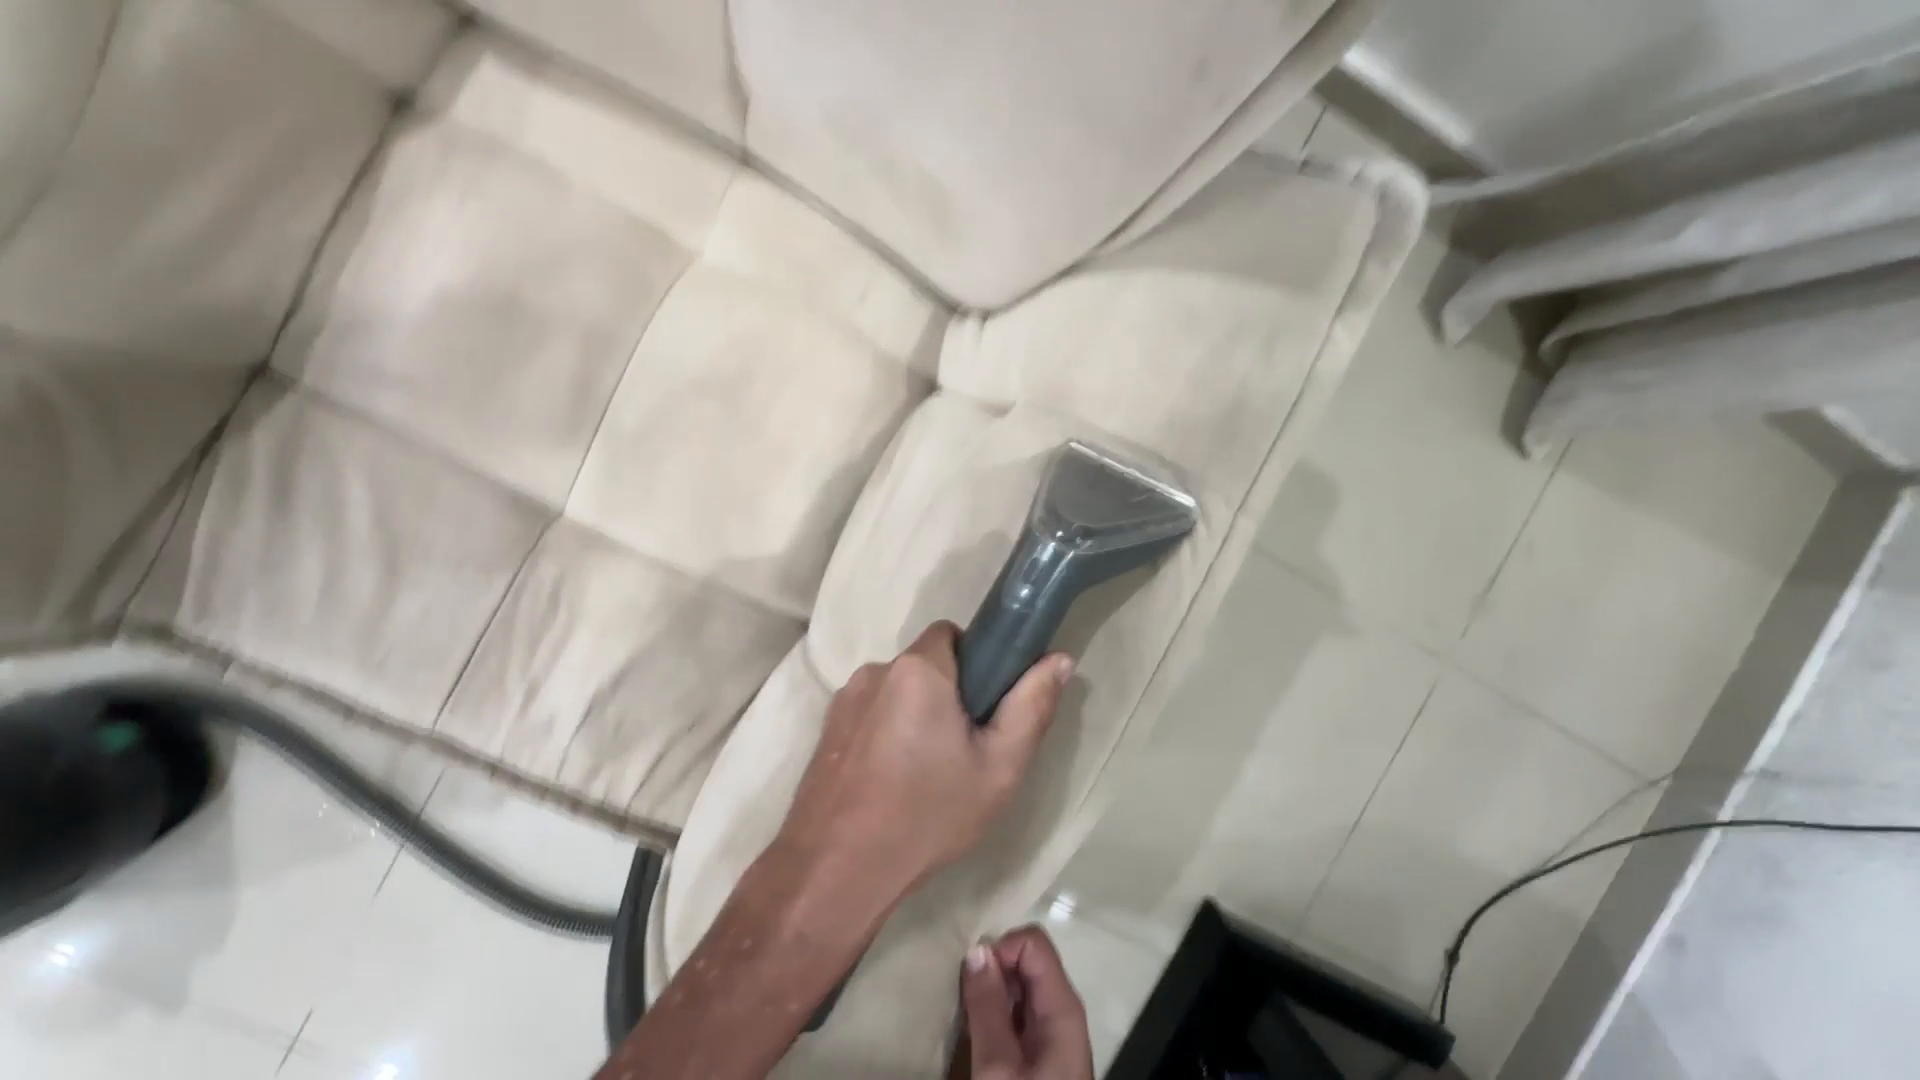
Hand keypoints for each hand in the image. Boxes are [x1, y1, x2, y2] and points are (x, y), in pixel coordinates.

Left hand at [776, 621, 1072, 898]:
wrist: (836, 870)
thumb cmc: (927, 815)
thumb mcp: (999, 768)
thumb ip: (1031, 707)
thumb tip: (1059, 660)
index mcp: (917, 670)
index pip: (952, 633)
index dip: (976, 661)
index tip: (988, 705)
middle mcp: (874, 672)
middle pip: (925, 667)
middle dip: (948, 695)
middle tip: (967, 749)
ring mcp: (843, 703)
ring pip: (897, 694)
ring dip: (916, 717)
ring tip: (928, 774)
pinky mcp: (826, 733)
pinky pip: (871, 717)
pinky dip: (888, 736)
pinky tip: (894, 784)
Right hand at [959, 927, 1094, 1079]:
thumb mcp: (999, 1065)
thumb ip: (987, 1007)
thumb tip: (975, 949)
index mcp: (1062, 1003)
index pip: (1032, 941)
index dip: (999, 950)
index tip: (970, 979)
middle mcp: (1062, 1006)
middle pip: (1025, 960)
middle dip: (990, 970)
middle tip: (961, 999)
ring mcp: (1053, 1026)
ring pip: (1019, 984)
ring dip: (989, 993)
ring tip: (964, 1016)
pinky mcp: (1043, 1045)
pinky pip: (1017, 1009)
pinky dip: (994, 1012)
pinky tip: (976, 1035)